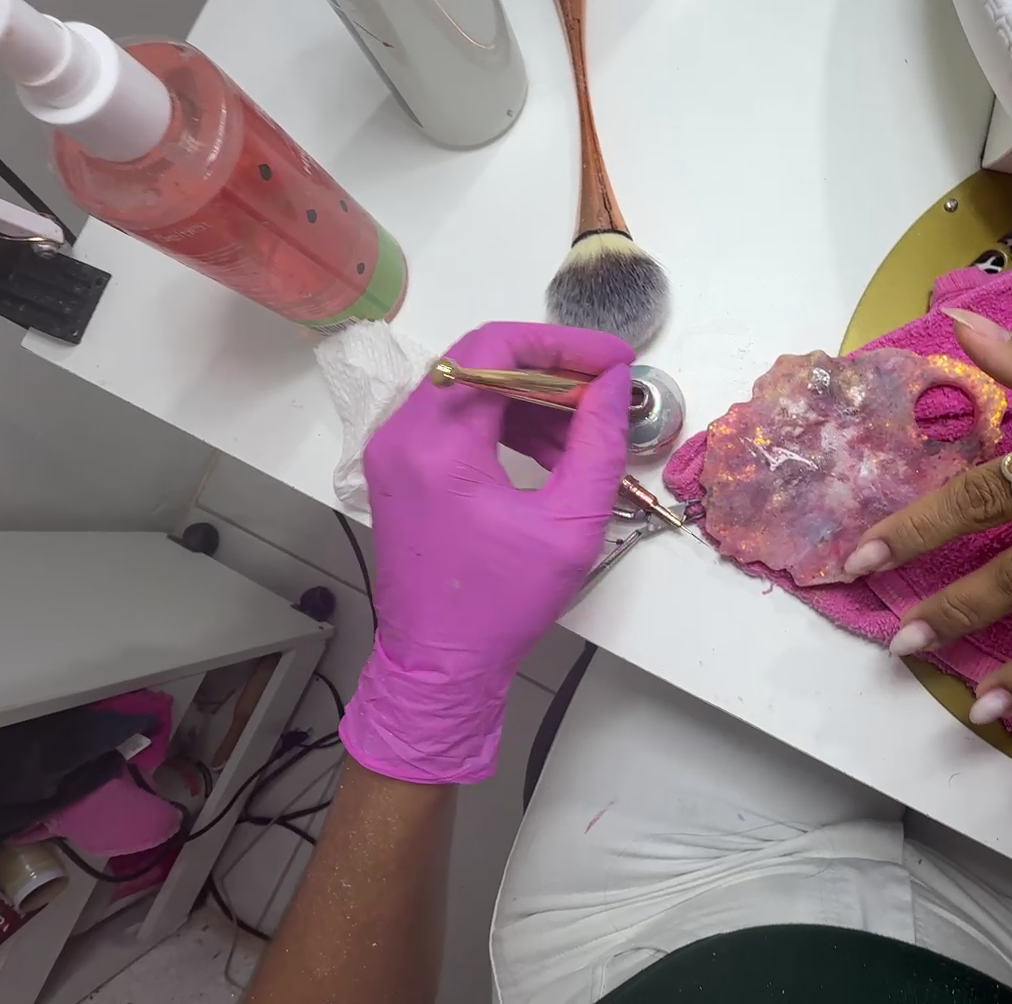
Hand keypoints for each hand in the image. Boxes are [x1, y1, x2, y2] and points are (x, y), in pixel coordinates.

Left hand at [341, 322, 633, 783]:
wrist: (440, 666)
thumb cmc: (504, 604)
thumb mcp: (570, 525)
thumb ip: (598, 445)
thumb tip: (614, 384)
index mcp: (435, 445)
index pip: (494, 349)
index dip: (563, 344)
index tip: (615, 361)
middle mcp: (402, 434)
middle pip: (482, 362)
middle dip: (553, 371)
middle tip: (606, 393)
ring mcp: (396, 451)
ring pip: (473, 389)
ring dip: (535, 401)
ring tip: (585, 437)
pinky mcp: (404, 469)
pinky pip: (461, 421)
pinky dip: (509, 425)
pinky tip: (552, 455)